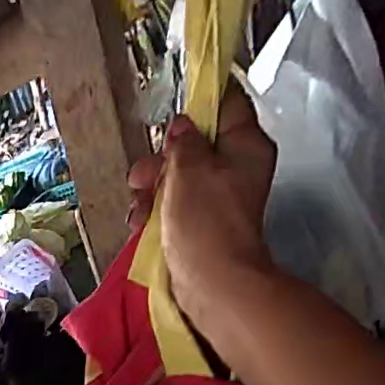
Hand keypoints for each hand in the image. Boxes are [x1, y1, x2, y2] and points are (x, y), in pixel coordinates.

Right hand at [127, 85, 277, 320]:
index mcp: (245, 146)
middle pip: (192, 146)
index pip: (227, 104)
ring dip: (149, 192)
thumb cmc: (205, 222)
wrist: (210, 280)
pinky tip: (139, 225)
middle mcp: (234, 167)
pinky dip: (151, 214)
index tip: (172, 112)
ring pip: (173, 179)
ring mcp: (215, 198)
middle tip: (144, 177)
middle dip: (160, 161)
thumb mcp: (190, 171)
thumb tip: (182, 126)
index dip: (199, 103)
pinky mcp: (197, 223)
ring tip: (139, 210)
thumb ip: (184, 142)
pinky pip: (169, 206)